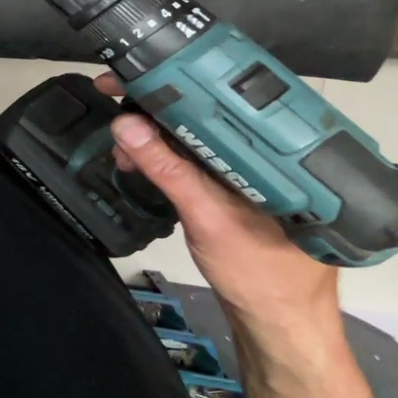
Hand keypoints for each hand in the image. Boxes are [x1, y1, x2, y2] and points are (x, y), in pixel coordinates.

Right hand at [95, 73, 338, 333]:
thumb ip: (168, 170)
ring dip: (153, 133)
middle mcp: (271, 157)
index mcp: (282, 156)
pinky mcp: (235, 188)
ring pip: (197, 135)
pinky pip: (194, 157)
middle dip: (156, 106)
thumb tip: (126, 124)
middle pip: (209, 112)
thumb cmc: (261, 274)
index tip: (135, 73)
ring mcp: (253, 173)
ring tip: (123, 146)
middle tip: (115, 102)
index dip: (178, 82)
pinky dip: (162, 154)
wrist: (280, 324)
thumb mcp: (208, 218)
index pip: (228, 100)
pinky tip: (139, 159)